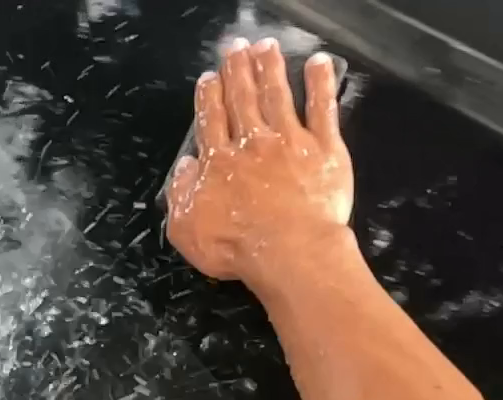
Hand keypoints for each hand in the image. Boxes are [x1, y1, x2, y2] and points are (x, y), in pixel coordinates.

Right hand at [167, 38, 354, 291]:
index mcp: (218, 163)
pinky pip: (322, 108)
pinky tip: (318, 64)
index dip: (209, 97)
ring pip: (277, 95)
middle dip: (237, 71)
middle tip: (235, 48)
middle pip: (242, 99)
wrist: (288, 249)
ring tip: (266, 46)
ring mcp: (289, 142)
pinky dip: (319, 84)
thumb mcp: (186, 230)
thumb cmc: (233, 247)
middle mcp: (252, 144)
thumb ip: (180, 196)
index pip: (210, 121)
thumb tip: (183, 168)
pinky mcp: (323, 148)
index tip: (208, 77)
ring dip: (270, 68)